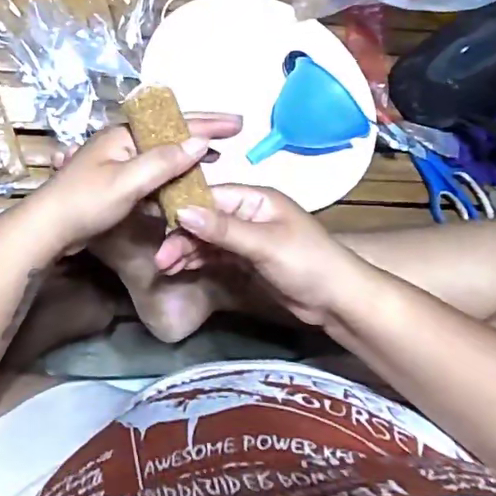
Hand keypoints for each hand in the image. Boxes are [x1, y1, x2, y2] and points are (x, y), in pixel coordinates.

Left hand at [20, 113, 237, 253]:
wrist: (46, 230)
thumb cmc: (85, 202)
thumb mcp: (128, 181)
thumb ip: (164, 162)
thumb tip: (199, 141)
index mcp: (126, 135)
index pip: (175, 124)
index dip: (208, 123)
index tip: (238, 123)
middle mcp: (124, 144)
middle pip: (170, 135)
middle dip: (201, 134)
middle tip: (232, 135)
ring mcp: (119, 164)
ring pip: (163, 157)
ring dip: (188, 157)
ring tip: (216, 157)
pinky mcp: (117, 185)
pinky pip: (153, 176)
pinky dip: (172, 178)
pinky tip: (186, 185)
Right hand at [163, 185, 377, 325]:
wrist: (337, 301)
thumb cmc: (306, 262)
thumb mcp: (263, 244)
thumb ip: (223, 229)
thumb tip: (182, 211)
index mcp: (255, 198)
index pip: (211, 195)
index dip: (184, 207)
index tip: (158, 221)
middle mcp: (248, 213)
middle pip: (205, 219)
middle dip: (182, 235)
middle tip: (160, 258)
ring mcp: (246, 237)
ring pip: (207, 238)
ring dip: (186, 250)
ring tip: (164, 267)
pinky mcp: (246, 259)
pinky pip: (215, 255)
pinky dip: (198, 261)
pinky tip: (180, 268)